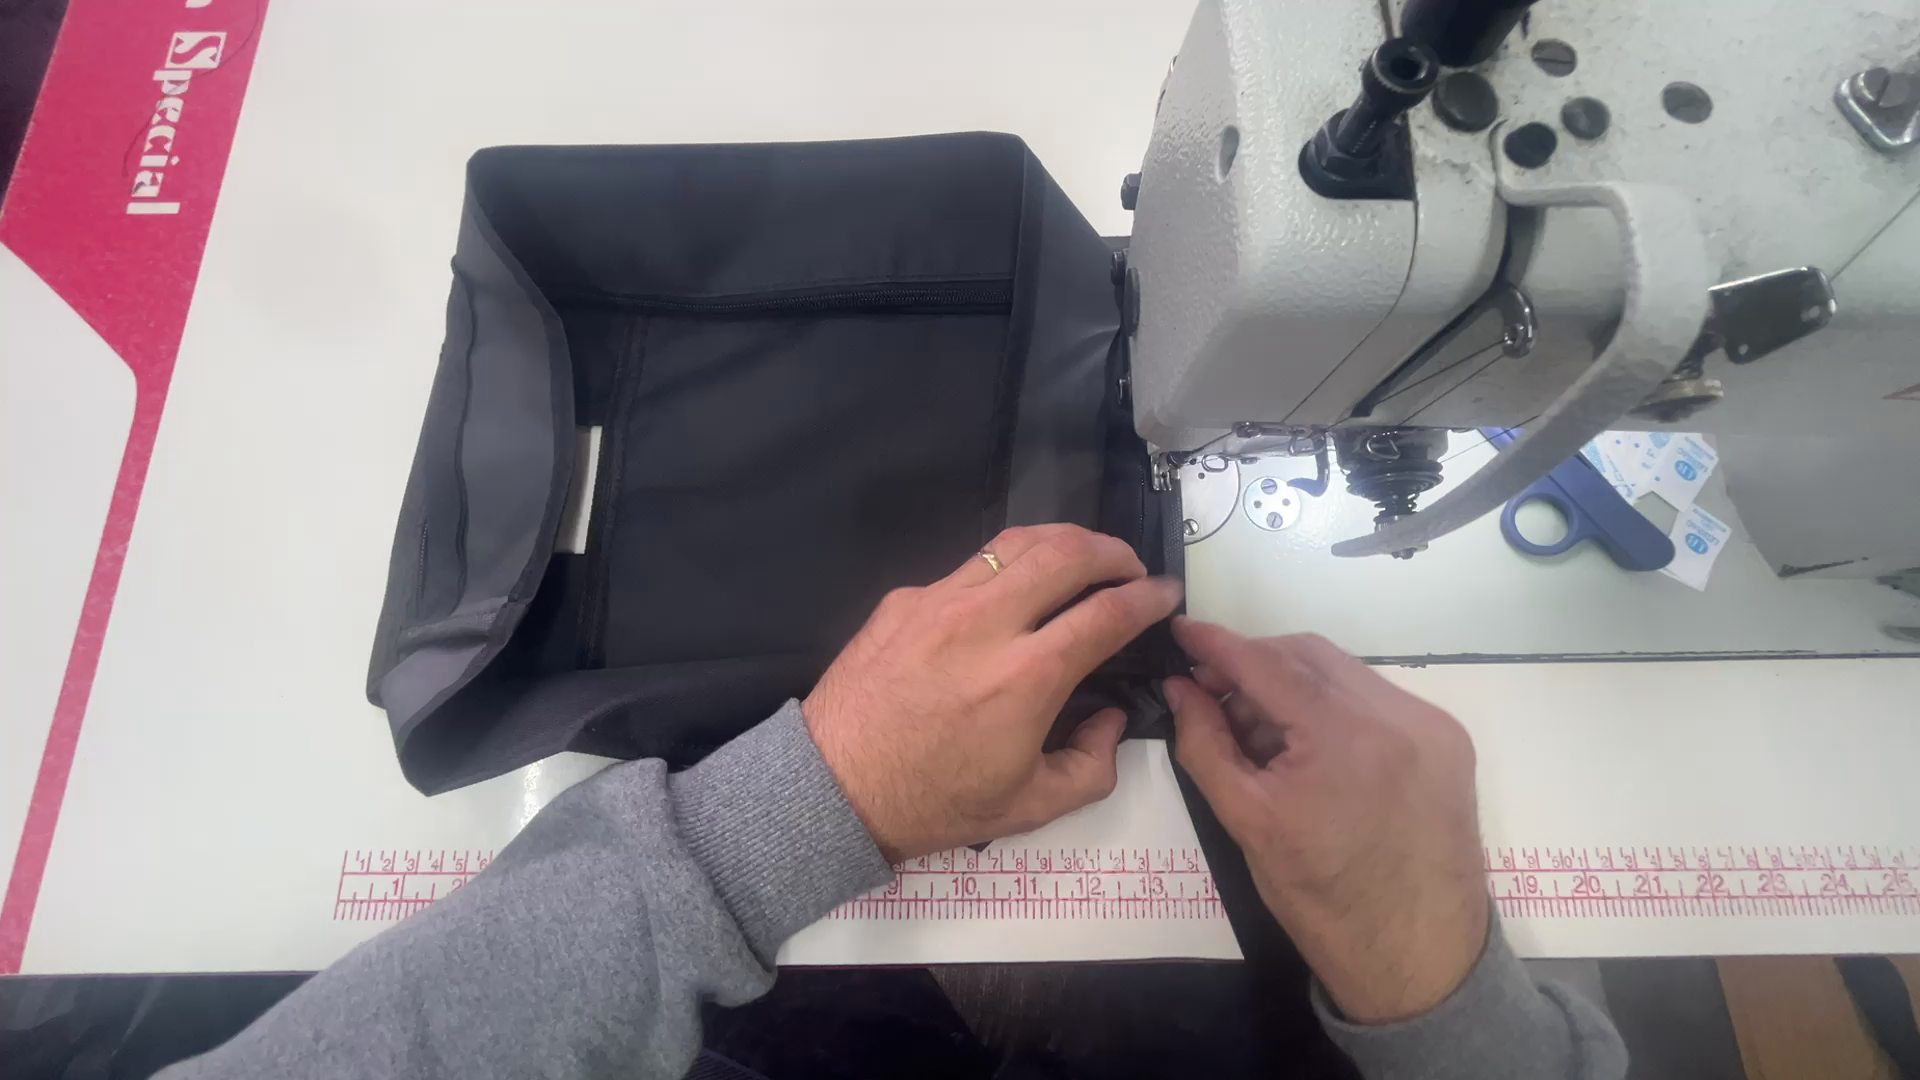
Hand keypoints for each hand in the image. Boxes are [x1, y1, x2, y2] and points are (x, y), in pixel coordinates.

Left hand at [802, 524, 1181, 861]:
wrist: (834, 786)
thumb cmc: (934, 802)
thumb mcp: (1031, 807)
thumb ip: (1094, 764)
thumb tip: (1111, 715)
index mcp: (1026, 677)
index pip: (1106, 613)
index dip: (1147, 596)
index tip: (1165, 592)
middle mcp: (986, 623)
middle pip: (1066, 552)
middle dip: (1113, 551)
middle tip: (1129, 568)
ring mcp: (939, 600)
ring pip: (1016, 542)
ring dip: (1063, 541)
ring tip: (1082, 557)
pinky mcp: (905, 597)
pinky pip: (969, 567)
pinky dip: (1006, 569)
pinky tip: (1009, 593)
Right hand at [1165, 617, 1486, 1023]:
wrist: (1419, 962)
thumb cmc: (1319, 896)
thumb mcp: (1243, 817)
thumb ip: (1202, 740)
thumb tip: (1179, 685)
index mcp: (1347, 738)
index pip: (1268, 665)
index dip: (1217, 643)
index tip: (1180, 628)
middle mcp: (1400, 716)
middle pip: (1306, 655)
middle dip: (1251, 662)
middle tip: (1209, 690)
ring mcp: (1432, 725)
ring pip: (1339, 669)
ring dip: (1288, 682)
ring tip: (1256, 726)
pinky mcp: (1447, 740)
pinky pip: (1369, 694)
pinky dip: (1325, 701)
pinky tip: (1303, 739)